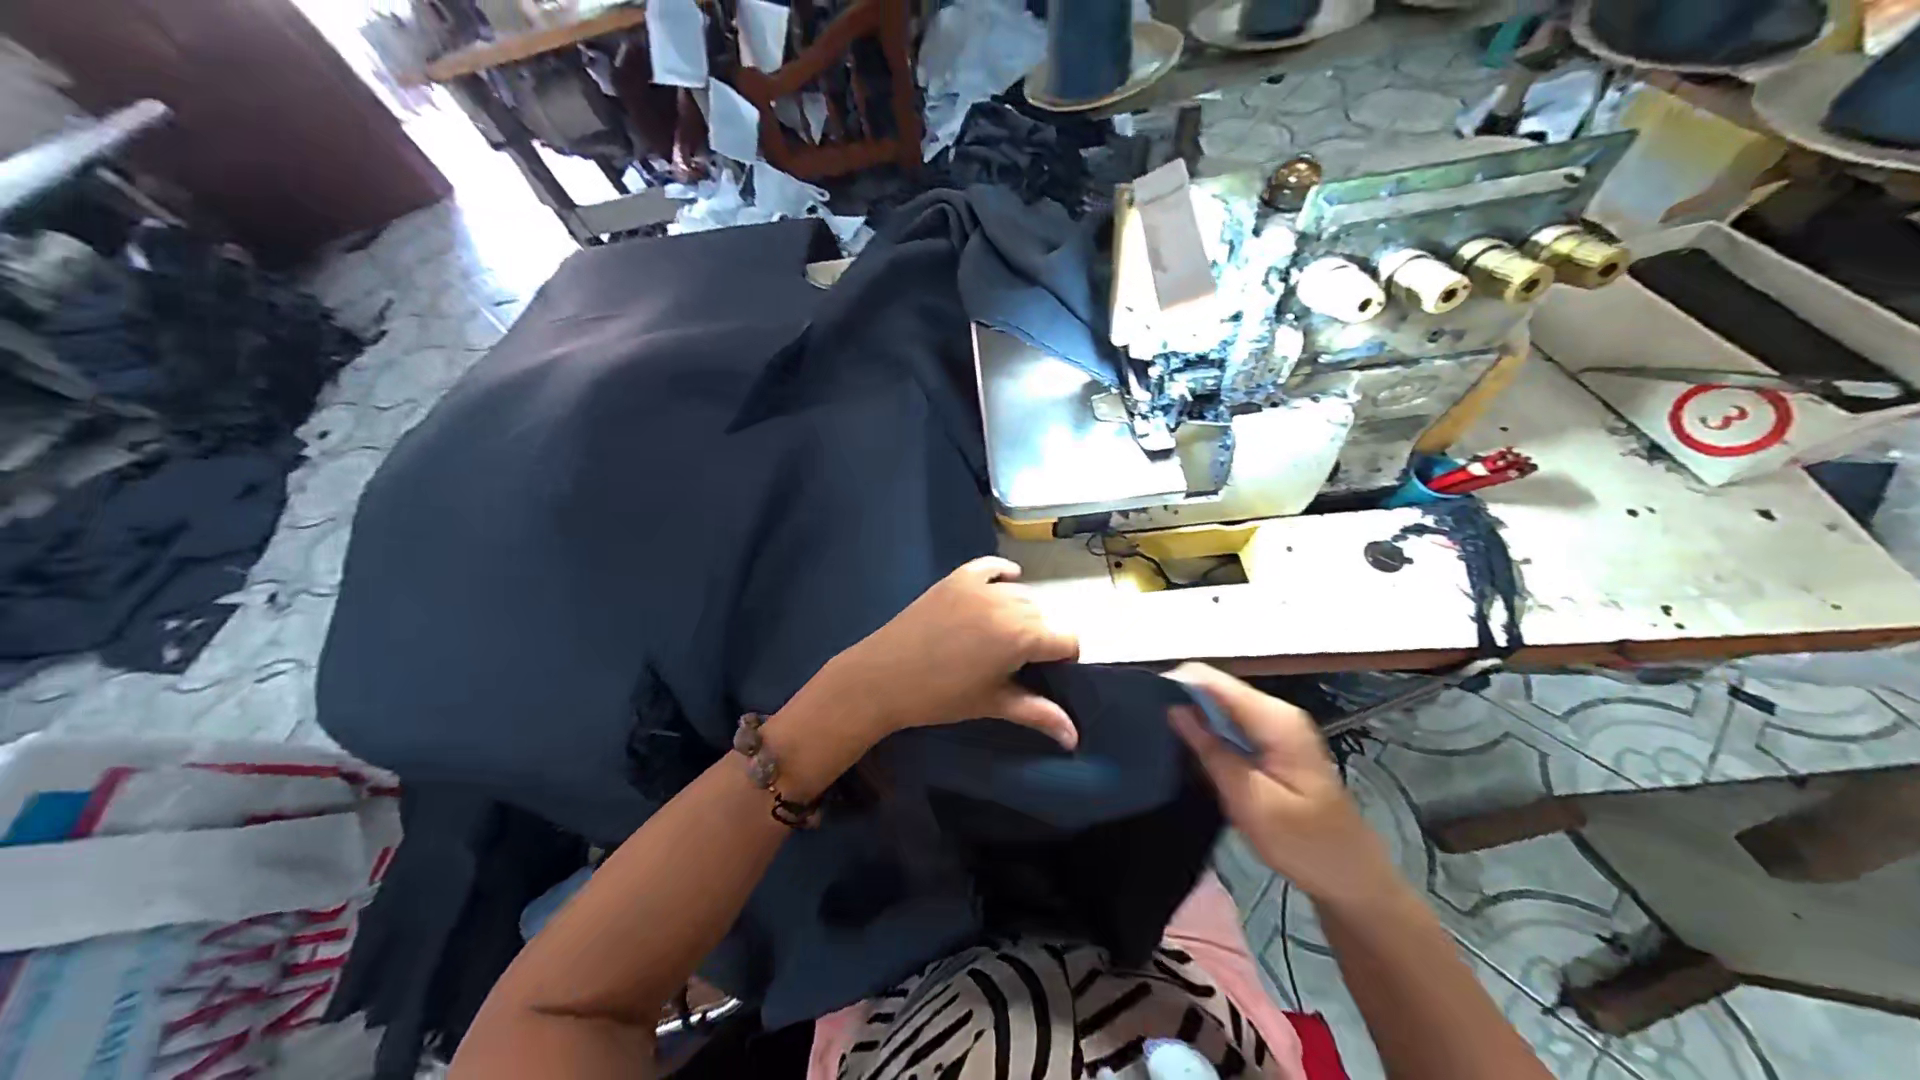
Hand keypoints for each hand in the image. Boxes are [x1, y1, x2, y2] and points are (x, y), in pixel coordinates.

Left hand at [818, 556, 1080, 749]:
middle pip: (1045, 617)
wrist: (882, 677)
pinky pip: (991, 567)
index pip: (1067, 639)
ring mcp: (981, 586)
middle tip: (1019, 662)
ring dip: (1022, 613)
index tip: (1047, 675)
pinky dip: (1002, 574)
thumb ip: (1039, 714)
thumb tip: (1075, 738)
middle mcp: (1008, 603)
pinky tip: (1003, 585)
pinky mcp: (957, 578)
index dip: (1064, 659)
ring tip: (1001, 638)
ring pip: (1022, 594)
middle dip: (1042, 639)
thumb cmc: (940, 696)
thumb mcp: (993, 703)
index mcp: (1022, 635)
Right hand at [1168, 663, 1402, 907]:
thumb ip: (1212, 751)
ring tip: (1160, 740)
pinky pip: (1228, 726)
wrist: (1353, 879)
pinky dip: (1207, 735)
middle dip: (1180, 703)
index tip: (1143, 708)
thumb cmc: (1306, 844)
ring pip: (1218, 707)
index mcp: (1274, 719)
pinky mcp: (1270, 744)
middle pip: (1213, 688)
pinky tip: (1190, 755)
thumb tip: (1174, 709)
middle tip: (1147, 730)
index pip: (1211, 679)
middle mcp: (1275, 712)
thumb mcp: (1252, 802)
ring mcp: (1274, 727)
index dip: (1175, 686)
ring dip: (1191, 720)